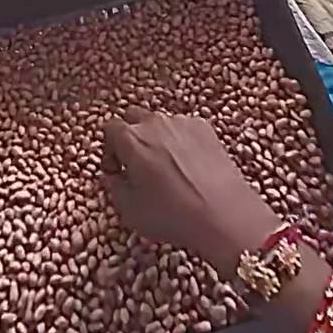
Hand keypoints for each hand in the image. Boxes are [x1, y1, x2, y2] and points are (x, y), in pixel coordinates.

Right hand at [101, 107, 280, 278]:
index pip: (109, 129)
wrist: (224, 214)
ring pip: (159, 123)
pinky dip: (180, 141)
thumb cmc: (173, 214)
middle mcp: (154, 122)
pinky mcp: (204, 127)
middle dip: (130, 138)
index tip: (116, 171)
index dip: (109, 150)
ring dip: (156, 138)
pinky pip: (183, 128)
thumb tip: (110, 177)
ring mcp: (181, 122)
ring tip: (166, 168)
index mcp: (131, 139)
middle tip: (137, 165)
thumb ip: (113, 187)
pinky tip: (188, 166)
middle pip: (133, 118)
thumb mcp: (130, 210)